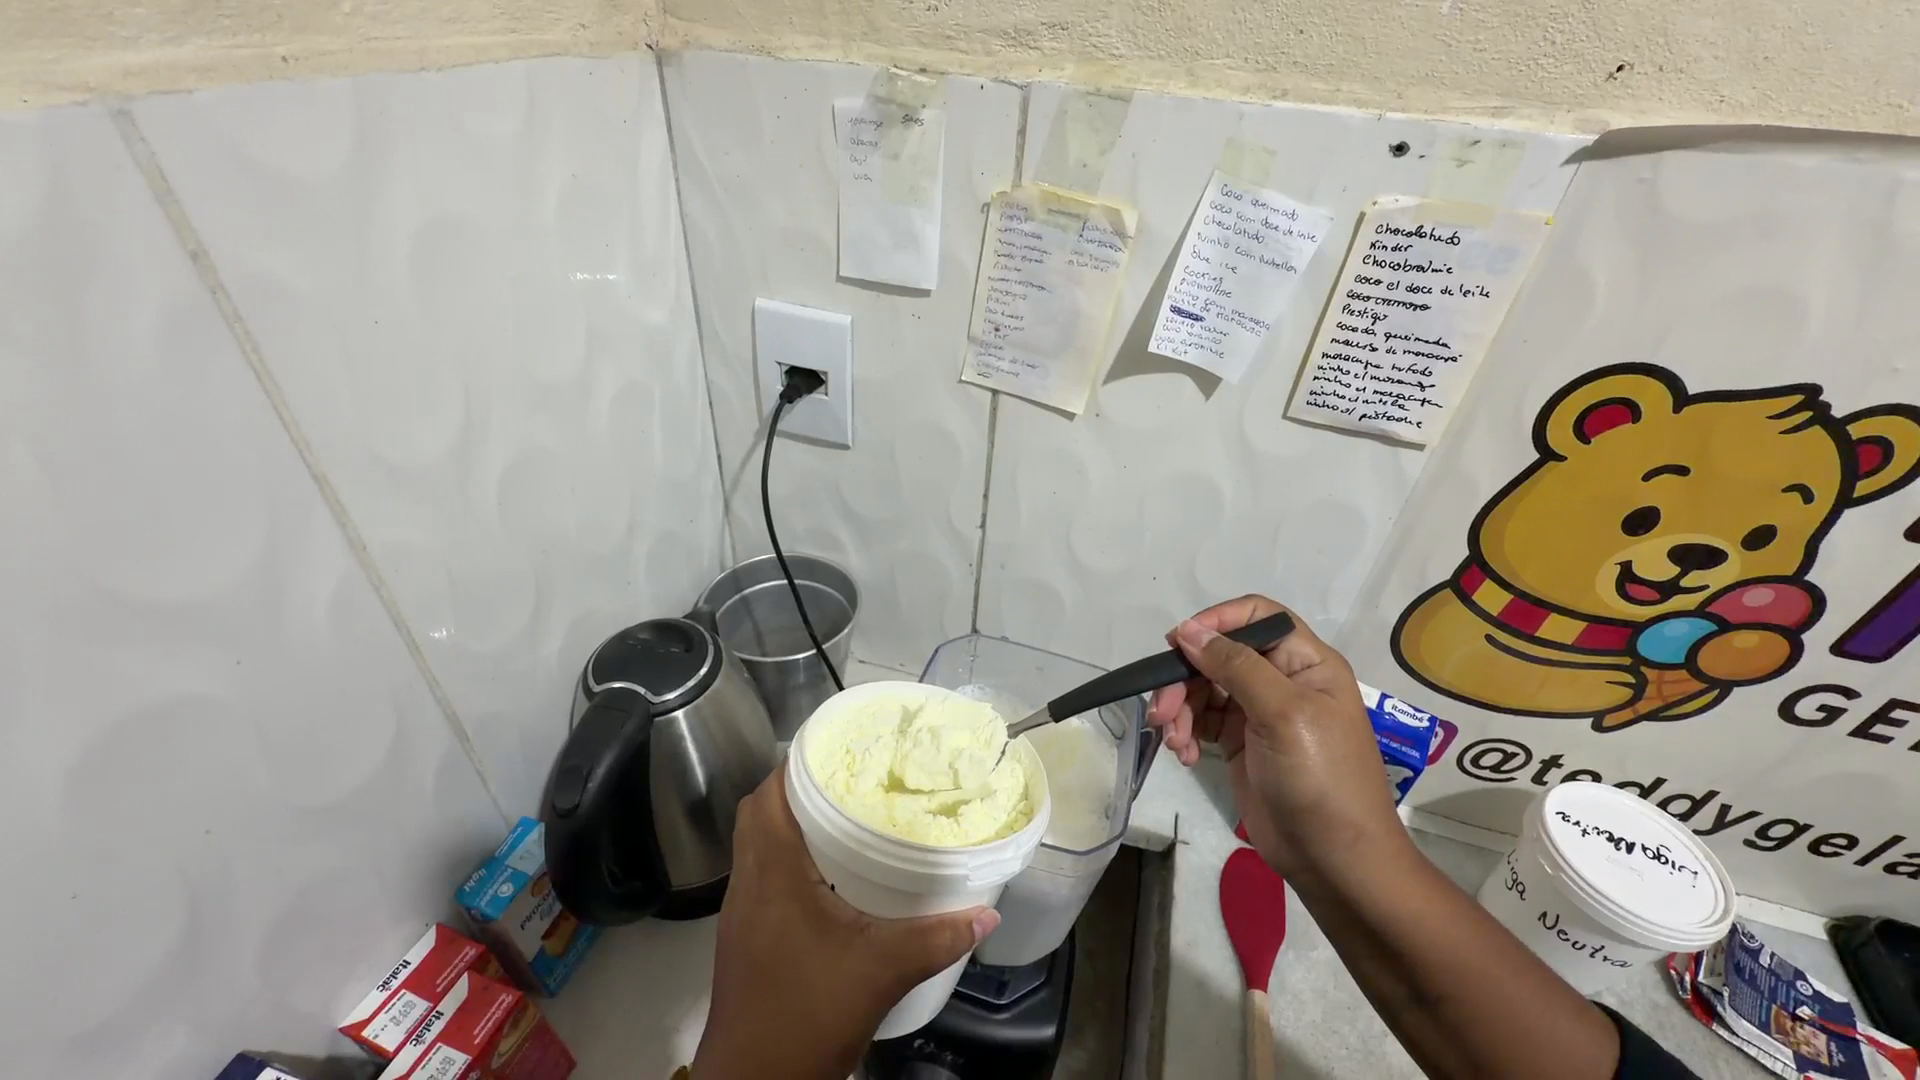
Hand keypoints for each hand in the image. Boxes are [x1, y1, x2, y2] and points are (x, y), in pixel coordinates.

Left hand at [692, 769, 999, 1079]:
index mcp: (772, 875)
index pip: (769, 795)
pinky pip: (762, 872)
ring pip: (758, 842)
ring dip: (791, 820)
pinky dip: (789, 855)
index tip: (838, 746)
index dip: (797, 762)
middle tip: (848, 775)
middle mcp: (749, 884)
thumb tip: (987, 914)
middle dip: (798, 786)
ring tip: (843, 810)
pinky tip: (829, 870)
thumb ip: (936, 937)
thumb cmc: (808, 1015)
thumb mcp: (881, 972)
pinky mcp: (746, 935)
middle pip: (759, 812)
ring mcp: (742, 911)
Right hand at [1147, 595, 1403, 877]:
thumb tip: (1189, 631)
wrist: (1333, 860)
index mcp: (1305, 663)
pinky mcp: (1239, 743)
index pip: (1257, 616)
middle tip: (1162, 710)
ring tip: (1174, 741)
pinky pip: (1201, 720)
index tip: (1179, 642)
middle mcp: (1281, 680)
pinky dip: (1186, 732)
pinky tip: (1186, 756)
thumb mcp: (1282, 714)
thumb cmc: (1320, 779)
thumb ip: (1235, 666)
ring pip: (1203, 687)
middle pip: (1219, 655)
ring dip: (1179, 708)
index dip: (1217, 621)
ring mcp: (1258, 713)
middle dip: (1185, 677)